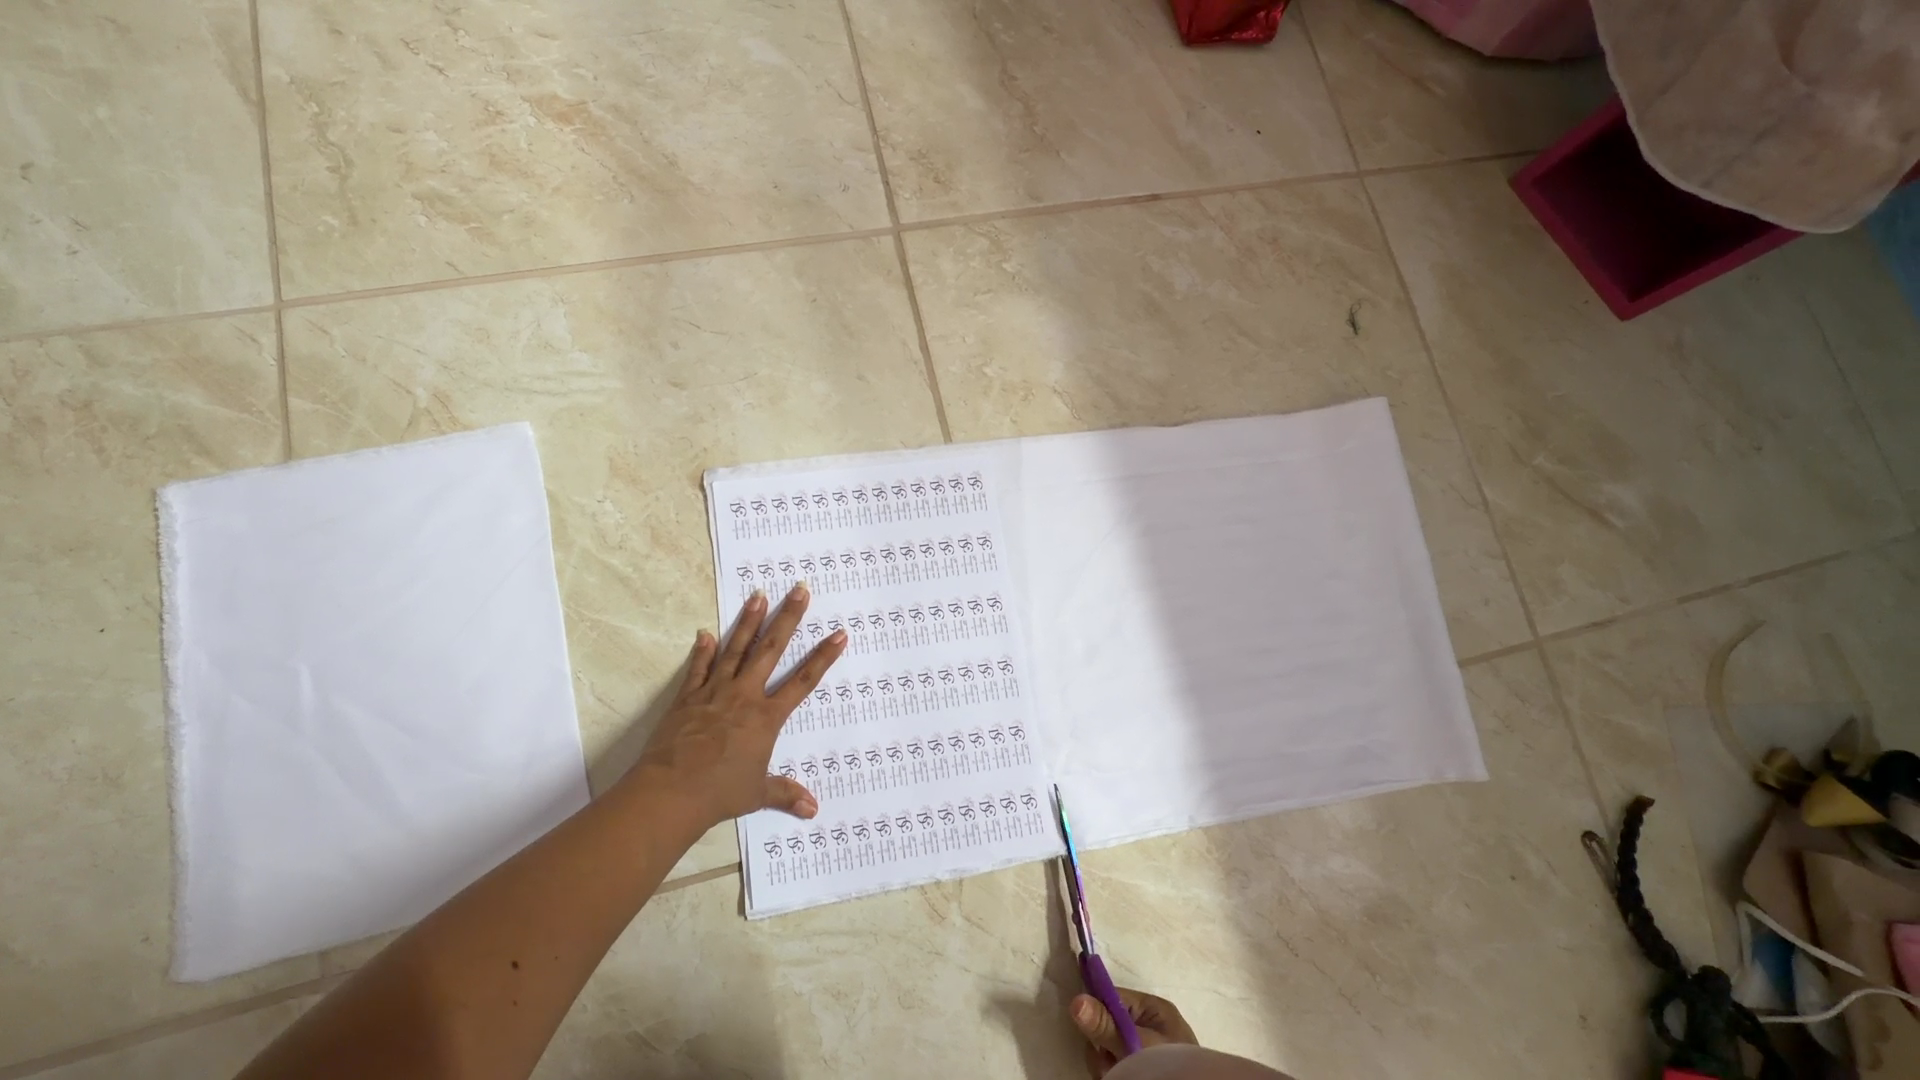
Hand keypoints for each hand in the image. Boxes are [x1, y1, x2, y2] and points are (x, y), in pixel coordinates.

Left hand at [630, 584, 845, 832]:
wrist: (671, 792)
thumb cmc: (719, 793)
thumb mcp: (757, 794)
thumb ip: (785, 794)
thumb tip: (813, 810)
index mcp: (766, 718)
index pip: (802, 682)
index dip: (823, 657)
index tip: (839, 634)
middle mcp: (744, 696)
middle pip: (770, 650)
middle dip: (788, 618)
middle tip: (799, 589)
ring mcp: (714, 693)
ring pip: (736, 649)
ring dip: (748, 621)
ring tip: (758, 594)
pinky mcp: (687, 698)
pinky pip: (697, 669)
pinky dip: (702, 651)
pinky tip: (705, 633)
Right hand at [1071, 988, 1196, 1077]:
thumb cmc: (1169, 1065)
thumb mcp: (1137, 1044)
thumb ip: (1107, 1025)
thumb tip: (1075, 1000)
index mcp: (1152, 1008)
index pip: (1112, 996)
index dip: (1096, 1011)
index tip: (1088, 1030)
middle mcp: (1146, 1024)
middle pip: (1106, 1023)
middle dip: (1101, 1044)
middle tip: (1108, 1060)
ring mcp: (1142, 1046)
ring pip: (1105, 1046)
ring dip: (1104, 1062)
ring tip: (1114, 1072)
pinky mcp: (1139, 1064)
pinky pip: (1113, 1061)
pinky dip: (1111, 1070)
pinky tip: (1116, 1075)